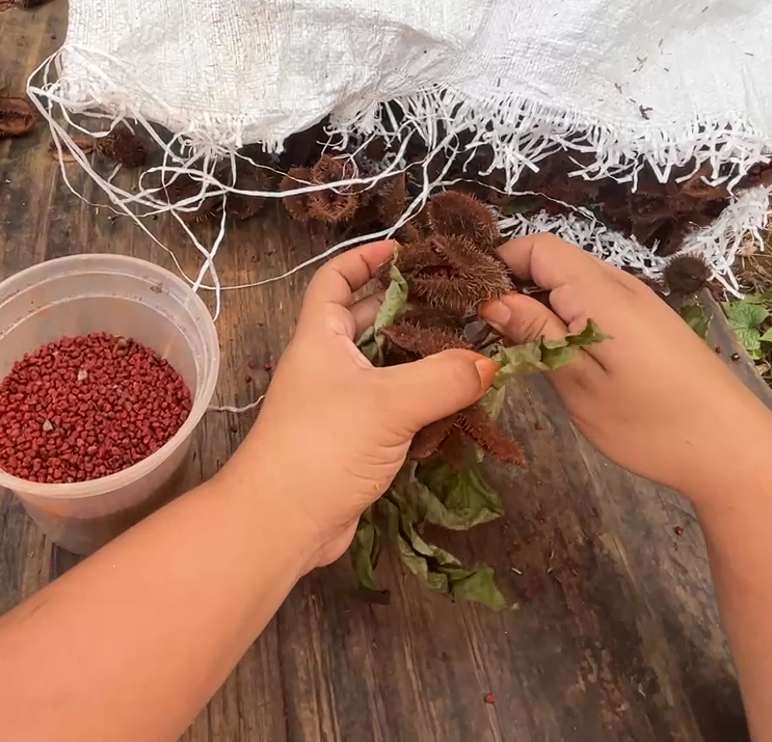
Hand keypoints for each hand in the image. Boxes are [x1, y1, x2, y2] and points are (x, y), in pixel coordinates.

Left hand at [221, 240, 495, 571]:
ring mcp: (339, 402)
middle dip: (405, 305)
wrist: (282, 521)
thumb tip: (489, 362)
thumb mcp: (387, 403)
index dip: (362, 259)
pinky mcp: (354, 438)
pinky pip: (392, 404)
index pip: (333, 279)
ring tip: (468, 343)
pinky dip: (421, 397)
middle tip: (456, 299)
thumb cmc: (323, 444)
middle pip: (365, 319)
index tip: (401, 249)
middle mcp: (327, 363)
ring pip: (383, 364)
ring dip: (419, 354)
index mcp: (320, 336)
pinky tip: (457, 398)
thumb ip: (442, 378)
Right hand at [477, 234, 771, 499]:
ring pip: (570, 279)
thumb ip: (534, 334)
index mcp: (599, 291)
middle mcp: (619, 283)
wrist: (736, 454)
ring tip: (519, 345)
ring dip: (538, 301)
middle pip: (551, 258)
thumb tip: (489, 299)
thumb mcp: (579, 382)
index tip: (473, 304)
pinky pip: (592, 297)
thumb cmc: (651, 423)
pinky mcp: (647, 321)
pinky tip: (558, 351)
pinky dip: (564, 313)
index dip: (498, 264)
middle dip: (513, 284)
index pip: (535, 245)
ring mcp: (637, 301)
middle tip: (488, 330)